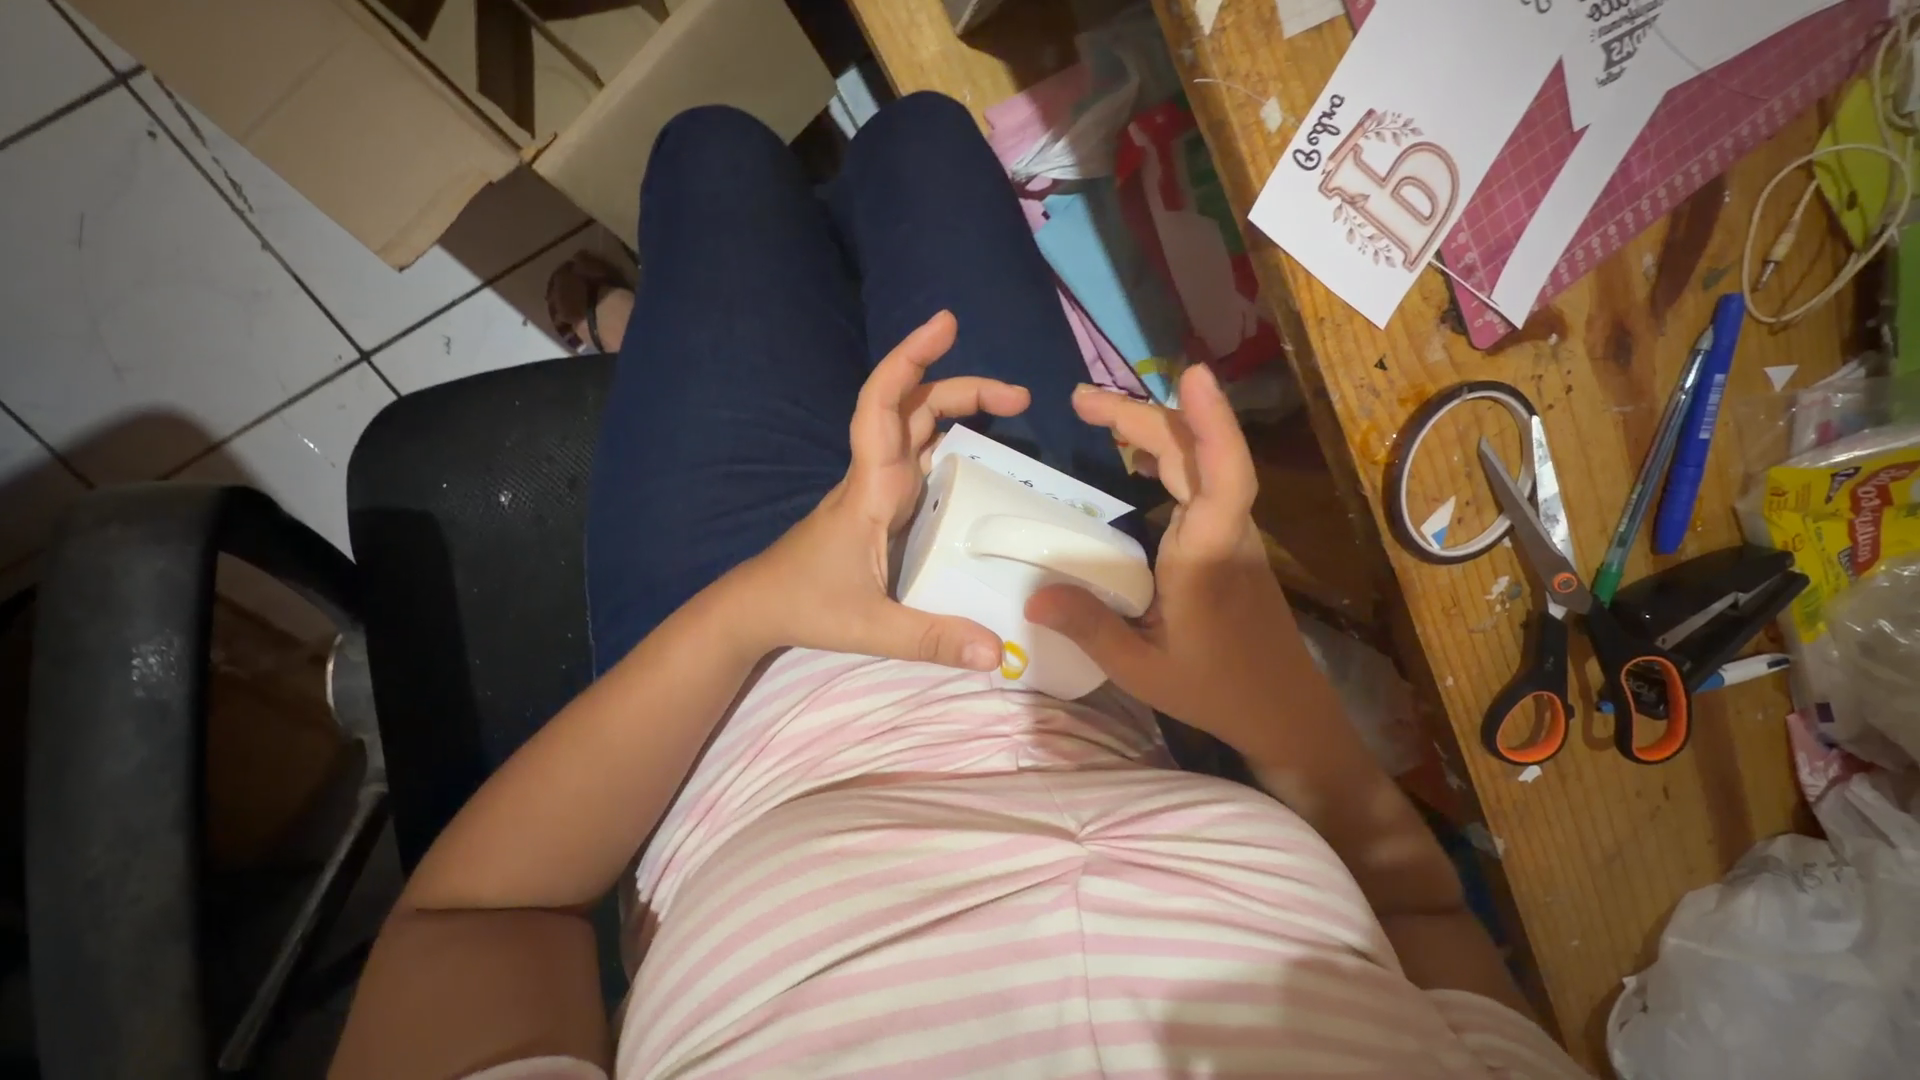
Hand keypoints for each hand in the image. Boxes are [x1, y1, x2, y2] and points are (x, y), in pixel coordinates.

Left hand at [735, 311, 1029, 670]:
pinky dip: (949, 440)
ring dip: (956, 407)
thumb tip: (998, 653)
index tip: (945, 325)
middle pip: (913, 407)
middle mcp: (874, 476)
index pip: (882, 407)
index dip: (909, 360)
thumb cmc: (806, 605)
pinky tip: (979, 454)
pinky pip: (918, 456)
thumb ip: (931, 639)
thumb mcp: (871, 627)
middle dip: (962, 387)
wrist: (758, 606)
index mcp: (869, 488)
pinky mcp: (879, 503)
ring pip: (916, 427)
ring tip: (1010, 409)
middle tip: (1020, 396)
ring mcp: (876, 486)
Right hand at [1025, 364, 1298, 754]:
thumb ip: (1090, 628)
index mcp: (1207, 556)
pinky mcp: (1226, 541)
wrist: (1284, 710)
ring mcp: (1230, 533)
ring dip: (1154, 430)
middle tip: (1079, 401)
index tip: (1193, 374)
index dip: (1212, 421)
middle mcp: (1224, 532)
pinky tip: (1137, 461)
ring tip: (1097, 415)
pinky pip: (1200, 482)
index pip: (1224, 474)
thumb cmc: (1216, 690)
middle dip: (1142, 416)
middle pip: (1197, 452)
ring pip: (1200, 462)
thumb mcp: (1141, 670)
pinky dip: (1167, 456)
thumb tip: (1031, 596)